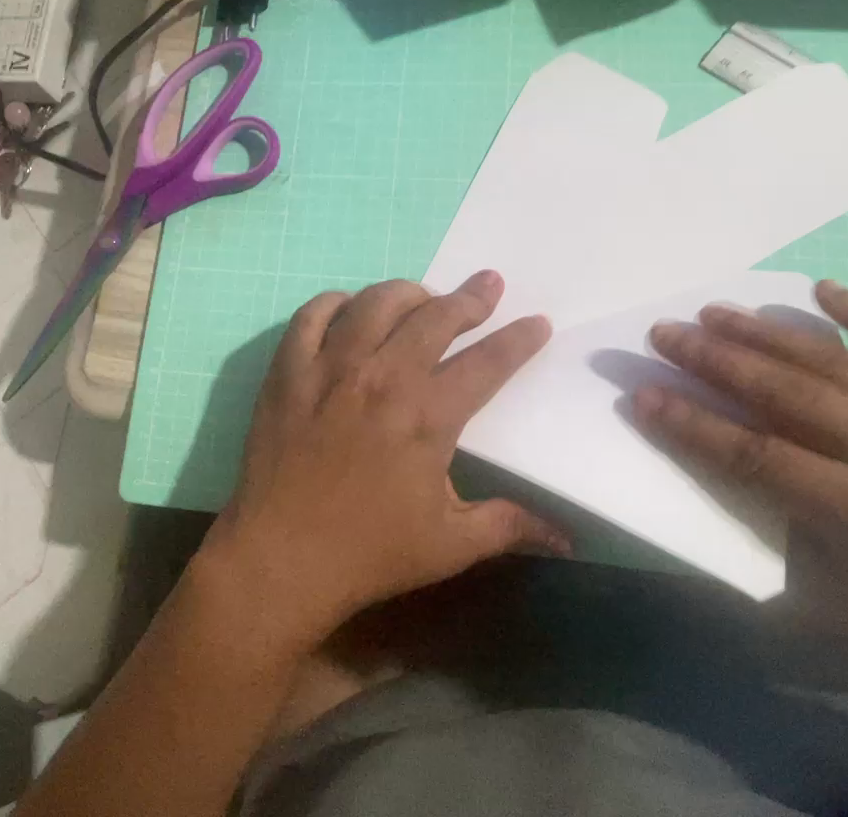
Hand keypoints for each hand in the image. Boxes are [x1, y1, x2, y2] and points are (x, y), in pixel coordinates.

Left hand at [200, 273, 568, 649]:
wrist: (281, 559)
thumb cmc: (369, 553)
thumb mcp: (451, 545)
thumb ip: (509, 527)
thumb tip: (567, 538)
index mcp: (429, 416)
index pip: (488, 362)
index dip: (518, 340)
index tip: (537, 323)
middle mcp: (382, 378)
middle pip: (435, 317)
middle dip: (470, 299)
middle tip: (488, 288)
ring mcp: (330, 369)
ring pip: (375, 304)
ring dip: (408, 293)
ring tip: (423, 297)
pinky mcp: (288, 372)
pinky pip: (311, 317)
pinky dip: (335, 303)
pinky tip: (349, 308)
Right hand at [633, 281, 847, 720]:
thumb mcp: (839, 610)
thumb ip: (775, 542)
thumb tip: (719, 483)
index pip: (756, 455)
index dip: (692, 425)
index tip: (642, 395)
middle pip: (788, 395)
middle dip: (716, 361)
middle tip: (664, 333)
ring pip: (835, 365)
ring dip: (767, 334)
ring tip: (714, 311)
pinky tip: (823, 289)